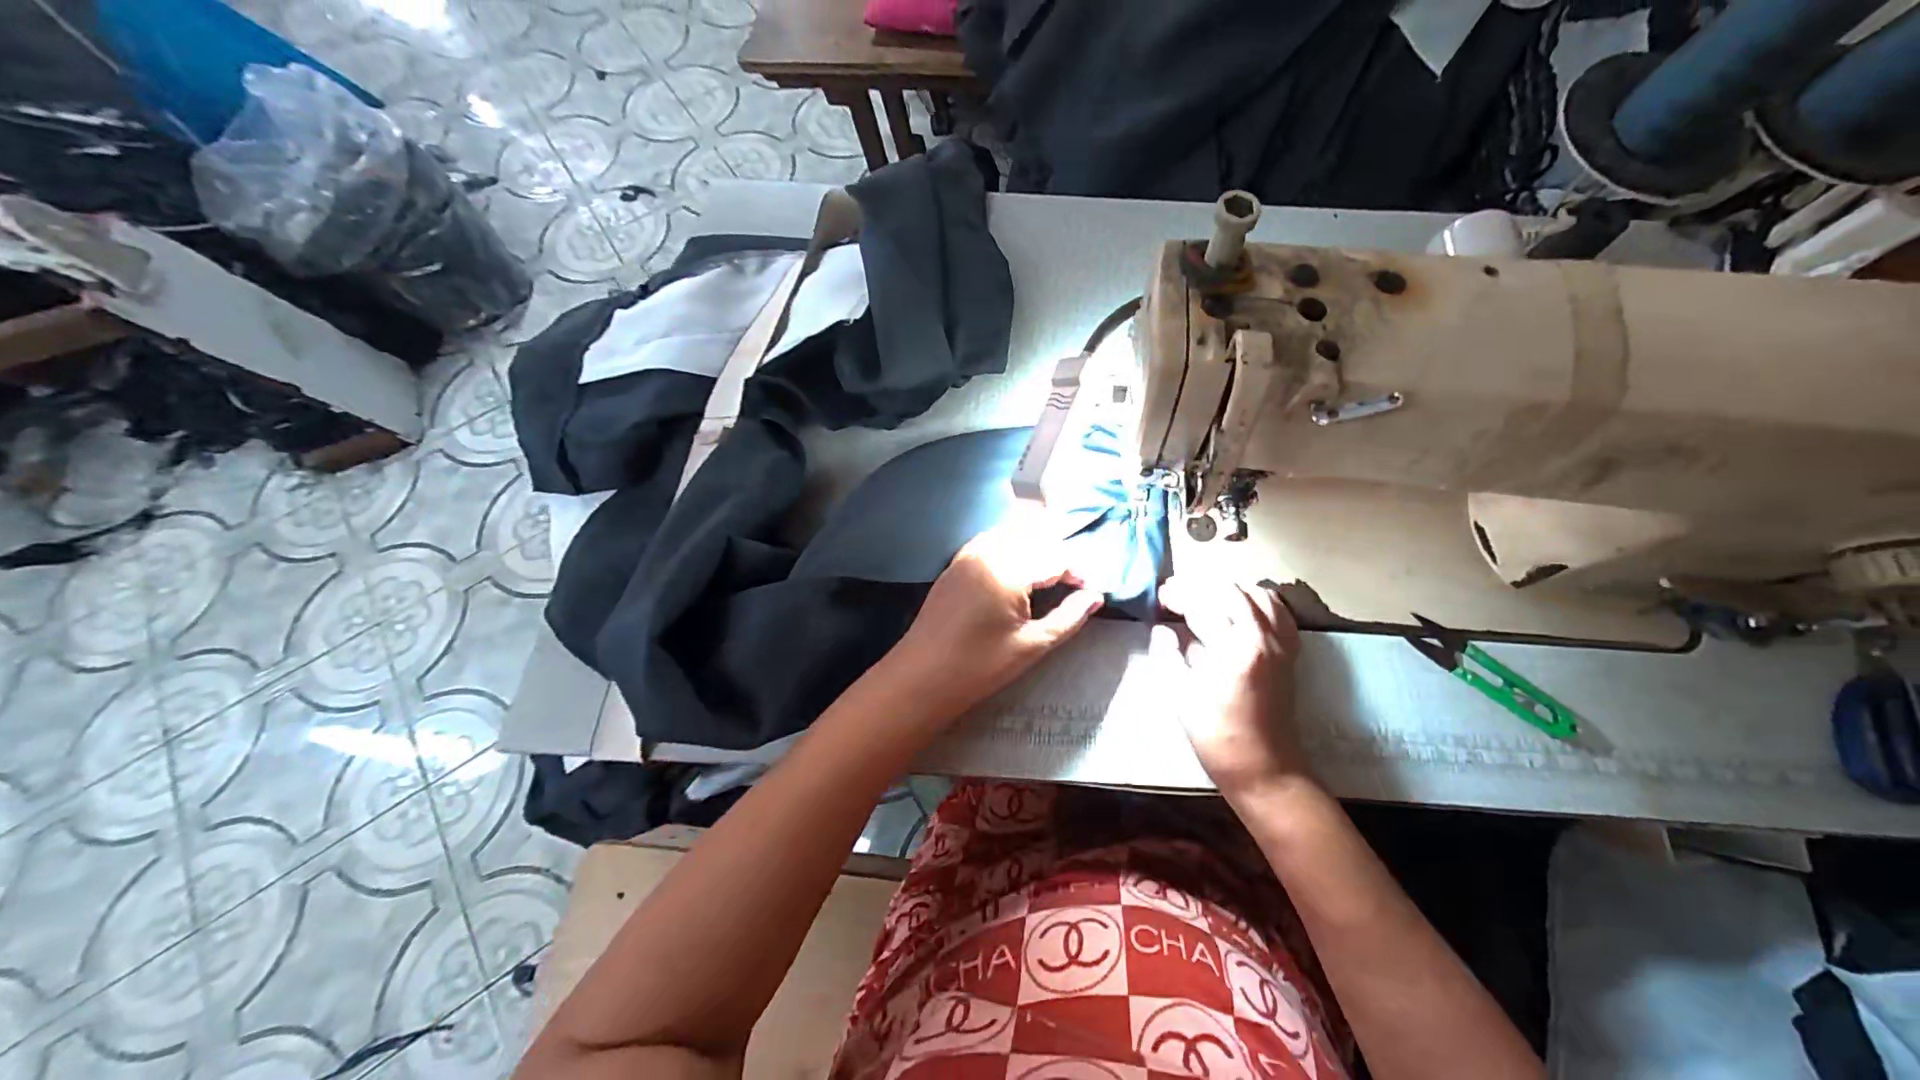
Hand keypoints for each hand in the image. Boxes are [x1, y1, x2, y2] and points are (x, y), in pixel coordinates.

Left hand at [882, 522, 1104, 721]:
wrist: (922, 677)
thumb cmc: (980, 666)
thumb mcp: (1032, 645)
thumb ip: (1068, 617)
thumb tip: (1095, 597)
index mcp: (1008, 569)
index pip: (1055, 556)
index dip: (1077, 573)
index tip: (1089, 594)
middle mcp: (987, 552)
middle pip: (1034, 538)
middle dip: (1057, 557)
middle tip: (1071, 587)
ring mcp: (966, 556)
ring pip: (1010, 534)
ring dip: (1034, 548)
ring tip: (1047, 579)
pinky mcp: (954, 565)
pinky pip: (988, 541)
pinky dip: (1009, 547)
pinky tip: (1016, 571)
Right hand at [1160, 576, 1310, 797]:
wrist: (1265, 769)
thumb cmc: (1218, 737)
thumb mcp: (1181, 698)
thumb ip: (1168, 656)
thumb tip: (1161, 629)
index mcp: (1237, 648)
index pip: (1204, 604)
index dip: (1178, 596)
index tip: (1159, 597)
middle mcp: (1265, 638)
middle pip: (1233, 592)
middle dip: (1200, 587)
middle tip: (1175, 594)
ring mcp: (1282, 645)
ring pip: (1260, 596)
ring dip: (1230, 589)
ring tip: (1205, 597)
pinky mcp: (1290, 654)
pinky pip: (1279, 612)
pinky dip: (1257, 602)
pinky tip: (1240, 610)